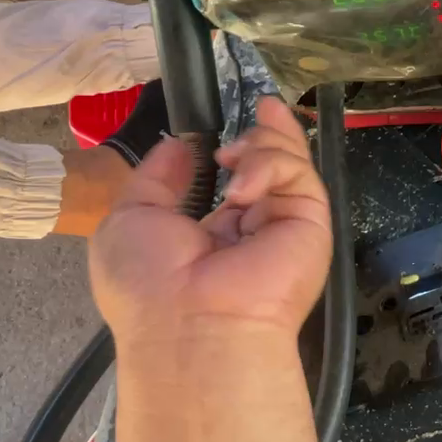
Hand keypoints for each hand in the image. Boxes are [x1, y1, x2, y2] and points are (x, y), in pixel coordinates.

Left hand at [90, 98, 333, 345]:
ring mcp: (286, 222)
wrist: (192, 324)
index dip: (238, 146)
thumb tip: (181, 144)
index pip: (237, 176)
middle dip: (262, 134)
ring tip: (231, 158)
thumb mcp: (130, 219)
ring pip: (289, 160)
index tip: (227, 123)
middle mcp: (255, 223)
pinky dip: (269, 167)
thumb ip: (159, 178)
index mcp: (215, 229)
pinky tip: (242, 188)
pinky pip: (299, 175)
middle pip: (272, 161)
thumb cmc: (149, 281)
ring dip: (262, 145)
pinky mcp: (311, 221)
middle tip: (250, 117)